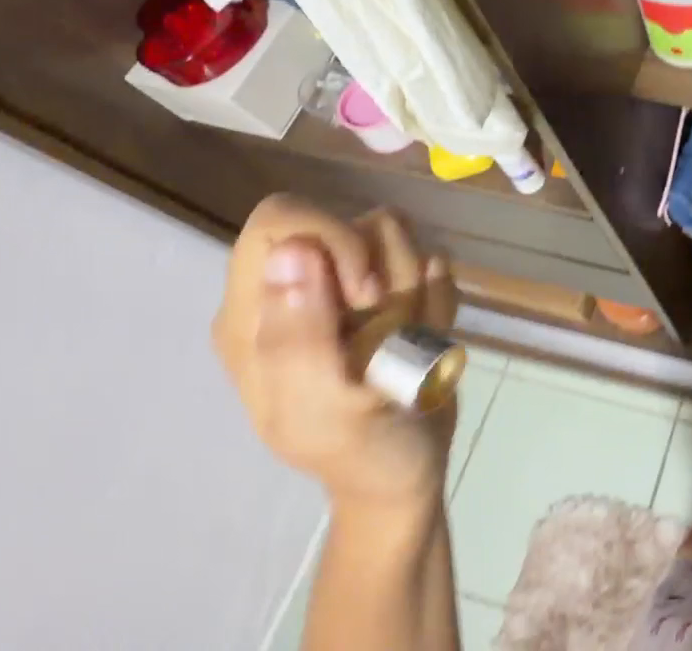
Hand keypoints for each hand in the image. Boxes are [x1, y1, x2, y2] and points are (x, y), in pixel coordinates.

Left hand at [213, 194, 458, 513]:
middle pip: (353, 222)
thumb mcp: (320, 411)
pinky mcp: (393, 290)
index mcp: (254, 312)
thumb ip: (298, 336)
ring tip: (408, 344)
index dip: (335, 241)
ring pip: (397, 236)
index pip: (282, 220)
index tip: (366, 296)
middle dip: (388, 275)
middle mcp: (298, 288)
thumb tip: (292, 250)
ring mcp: (348, 288)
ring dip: (415, 291)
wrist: (407, 473)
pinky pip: (429, 261)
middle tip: (389, 333)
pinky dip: (437, 299)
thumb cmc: (359, 451)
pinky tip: (426, 340)